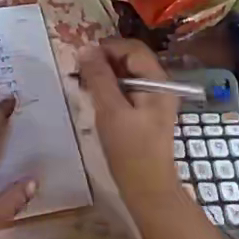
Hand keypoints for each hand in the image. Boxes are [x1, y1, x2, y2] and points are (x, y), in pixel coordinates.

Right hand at [76, 38, 181, 201]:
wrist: (147, 190)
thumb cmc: (130, 151)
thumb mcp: (111, 111)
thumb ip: (99, 78)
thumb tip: (85, 49)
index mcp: (158, 81)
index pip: (132, 48)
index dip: (106, 48)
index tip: (81, 59)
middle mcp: (159, 85)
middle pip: (129, 60)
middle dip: (103, 61)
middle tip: (79, 74)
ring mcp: (152, 100)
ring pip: (125, 75)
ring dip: (104, 76)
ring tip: (83, 86)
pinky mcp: (144, 113)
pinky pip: (125, 90)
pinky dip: (108, 89)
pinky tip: (94, 99)